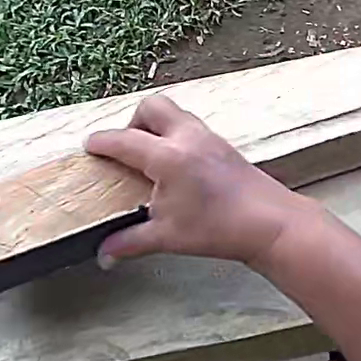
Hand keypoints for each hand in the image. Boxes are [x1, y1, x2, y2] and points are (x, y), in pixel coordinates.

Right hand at [84, 95, 312, 267]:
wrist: (271, 223)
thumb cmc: (219, 228)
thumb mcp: (166, 237)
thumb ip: (129, 241)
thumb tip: (104, 252)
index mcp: (168, 156)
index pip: (124, 140)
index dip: (102, 142)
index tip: (89, 146)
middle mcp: (189, 138)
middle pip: (152, 107)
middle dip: (132, 122)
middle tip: (125, 150)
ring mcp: (210, 138)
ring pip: (176, 114)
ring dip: (158, 127)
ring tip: (150, 159)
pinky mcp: (225, 146)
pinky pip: (193, 128)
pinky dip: (178, 137)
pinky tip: (178, 166)